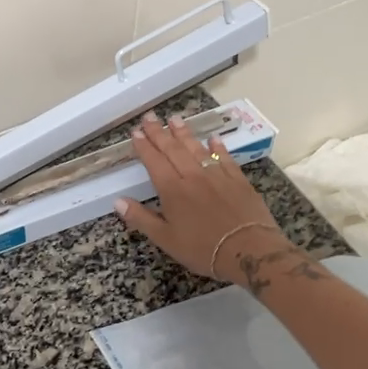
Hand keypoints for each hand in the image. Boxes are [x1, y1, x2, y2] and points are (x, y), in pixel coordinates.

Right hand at [114, 113, 290, 285]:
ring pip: (197, 149)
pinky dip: (218, 147)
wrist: (250, 251)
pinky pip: (225, 158)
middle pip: (173, 150)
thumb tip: (117, 201)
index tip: (136, 132)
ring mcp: (217, 176)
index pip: (154, 162)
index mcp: (173, 190)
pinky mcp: (238, 181)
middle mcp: (193, 177)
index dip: (144, 147)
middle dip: (160, 133)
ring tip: (175, 118)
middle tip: (150, 117)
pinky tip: (213, 138)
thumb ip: (141, 218)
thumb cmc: (203, 249)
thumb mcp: (165, 239)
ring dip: (184, 133)